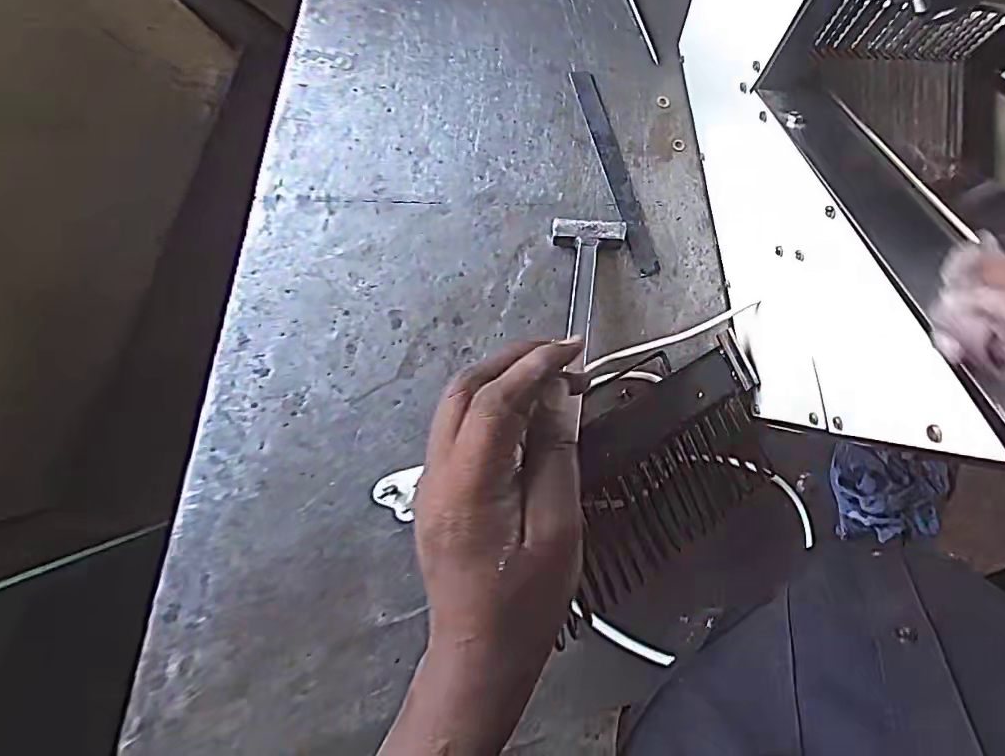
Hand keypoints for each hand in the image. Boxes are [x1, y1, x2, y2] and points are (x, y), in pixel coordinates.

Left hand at [381, 340, 582, 755]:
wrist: (479, 655)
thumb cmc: (523, 605)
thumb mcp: (557, 529)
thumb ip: (555, 455)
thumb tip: (557, 398)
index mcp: (467, 488)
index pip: (495, 401)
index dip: (535, 365)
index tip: (571, 350)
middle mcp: (438, 476)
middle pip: (465, 388)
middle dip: (514, 358)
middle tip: (560, 351)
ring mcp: (433, 480)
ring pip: (459, 401)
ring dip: (505, 376)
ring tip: (552, 373)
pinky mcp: (441, 487)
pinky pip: (463, 424)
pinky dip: (498, 400)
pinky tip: (530, 407)